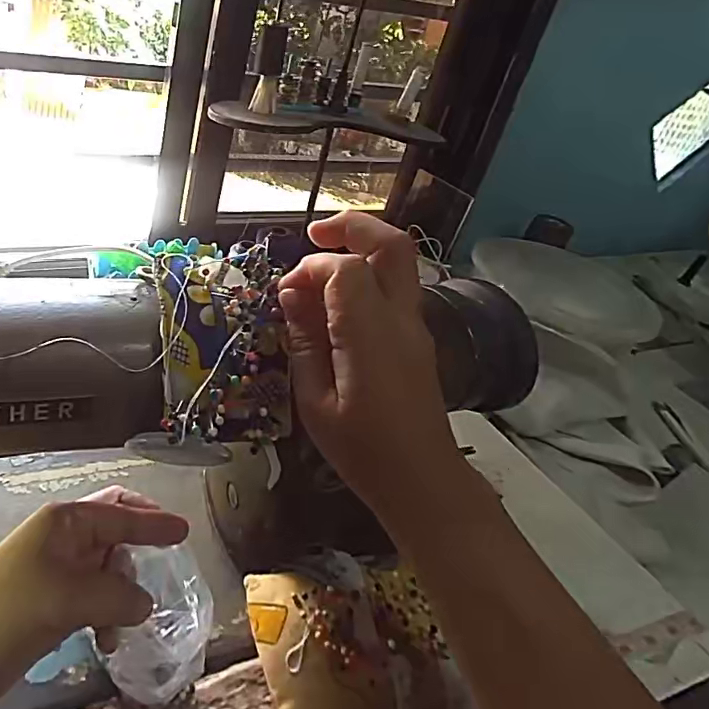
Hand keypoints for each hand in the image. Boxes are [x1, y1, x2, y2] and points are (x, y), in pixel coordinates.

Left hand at [0, 486, 189, 706]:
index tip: (184, 530)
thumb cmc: (7, 612)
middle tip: (158, 569)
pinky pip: (93, 597)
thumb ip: (116, 595)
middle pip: (113, 535)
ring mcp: (54, 570)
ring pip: (105, 570)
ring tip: (120, 626)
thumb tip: (146, 601)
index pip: (118, 513)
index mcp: (63, 521)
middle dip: (134, 555)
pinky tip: (104, 638)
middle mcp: (61, 538)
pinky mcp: (50, 601)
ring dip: (120, 594)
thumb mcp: (67, 598)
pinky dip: (105, 613)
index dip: (153, 522)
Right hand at [278, 212, 467, 525]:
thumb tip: (291, 295)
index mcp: (372, 335)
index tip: (286, 294)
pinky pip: (394, 286)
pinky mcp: (416, 335)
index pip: (345, 269)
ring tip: (320, 266)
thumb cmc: (363, 450)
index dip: (310, 269)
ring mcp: (414, 325)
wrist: (423, 481)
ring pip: (399, 260)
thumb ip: (304, 340)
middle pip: (392, 244)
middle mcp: (400, 319)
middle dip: (352, 226)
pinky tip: (335, 302)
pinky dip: (365, 275)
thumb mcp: (315, 400)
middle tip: (315, 235)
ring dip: (359, 248)